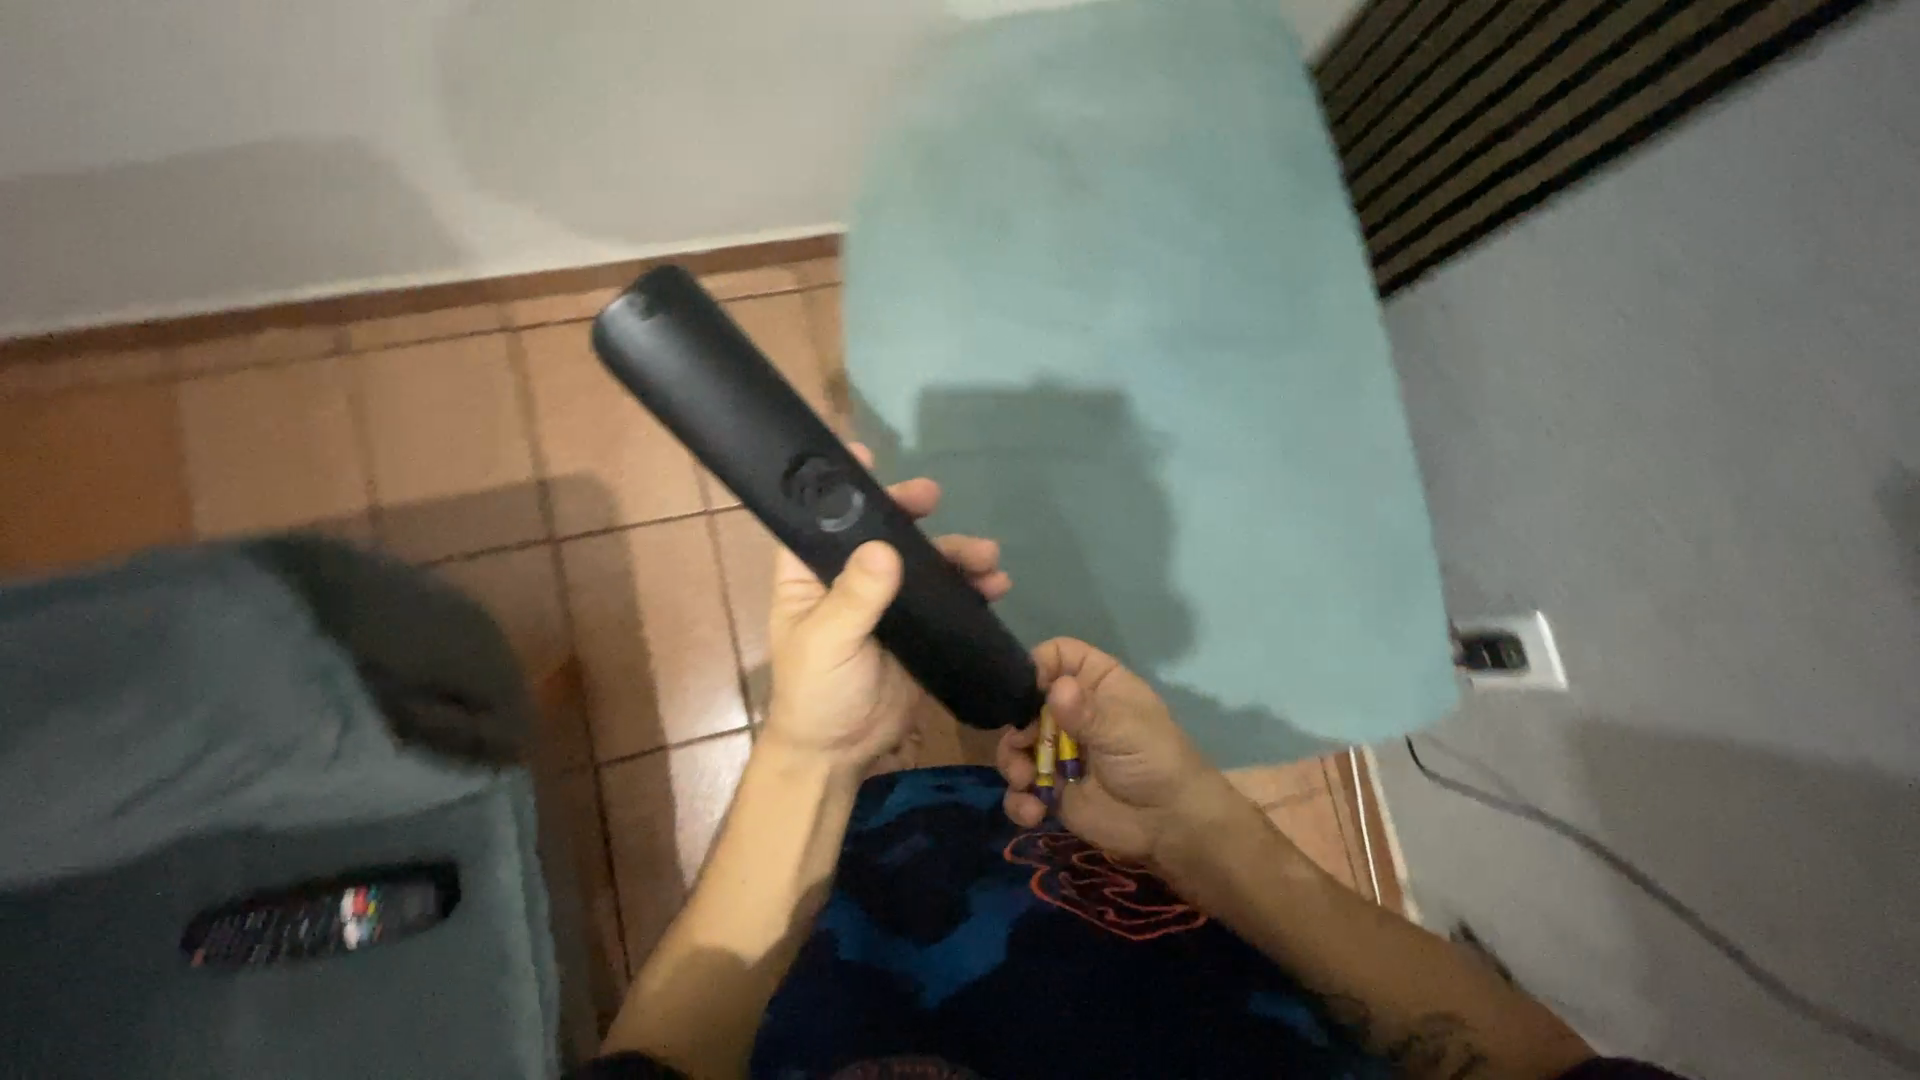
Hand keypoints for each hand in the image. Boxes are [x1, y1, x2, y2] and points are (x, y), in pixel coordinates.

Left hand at [761, 444, 1010, 778]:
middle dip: (911, 511)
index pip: (824, 519)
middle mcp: (850, 578)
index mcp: (812, 573)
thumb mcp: (827, 642)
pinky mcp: (920, 628)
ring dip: (956, 553)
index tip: (868, 456)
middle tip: (934, 497)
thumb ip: (855, 597)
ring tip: (989, 558)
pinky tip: (995, 587)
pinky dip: (972, 588)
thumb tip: (886, 548)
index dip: (844, 488)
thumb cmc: (815, 692)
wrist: (841, 752)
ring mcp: (888, 602)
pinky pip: (949, 597)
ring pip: (924, 562)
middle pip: (884, 531)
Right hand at [997, 638, 1242, 865]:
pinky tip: (1033, 812)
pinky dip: (1019, 800)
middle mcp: (1071, 712)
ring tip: (1025, 782)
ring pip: (1015, 745)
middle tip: (1022, 743)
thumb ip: (1087, 713)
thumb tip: (1056, 689)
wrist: (1171, 827)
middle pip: (1024, 701)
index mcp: (1095, 683)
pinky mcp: (1051, 788)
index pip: (1056, 655)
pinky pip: (1020, 788)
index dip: (1037, 666)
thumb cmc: (1156, 763)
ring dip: (1012, 763)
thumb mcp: (1125, 732)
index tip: (1027, 690)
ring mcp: (1058, 751)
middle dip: (1016, 725)